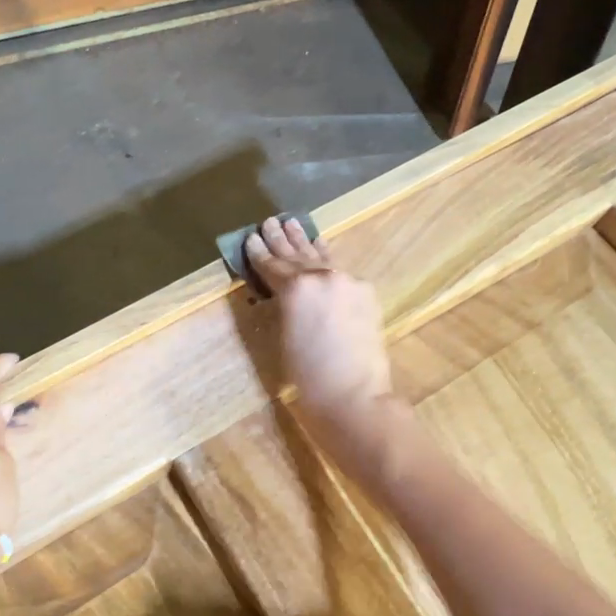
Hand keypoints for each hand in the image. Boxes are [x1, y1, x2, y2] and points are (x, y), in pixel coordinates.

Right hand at [245, 216, 394, 422]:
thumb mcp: (284, 337)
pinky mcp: (365, 291)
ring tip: (293, 223)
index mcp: (295, 288)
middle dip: (281, 239)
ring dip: (304, 240)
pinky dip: (326, 258)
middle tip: (270, 221)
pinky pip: (339, 269)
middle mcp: (321, 276)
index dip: (259, 253)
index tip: (251, 238)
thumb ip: (284, 306)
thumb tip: (283, 294)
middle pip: (296, 254)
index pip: (272, 266)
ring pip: (320, 256)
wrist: (353, 393)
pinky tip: (321, 249)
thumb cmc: (308, 375)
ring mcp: (346, 280)